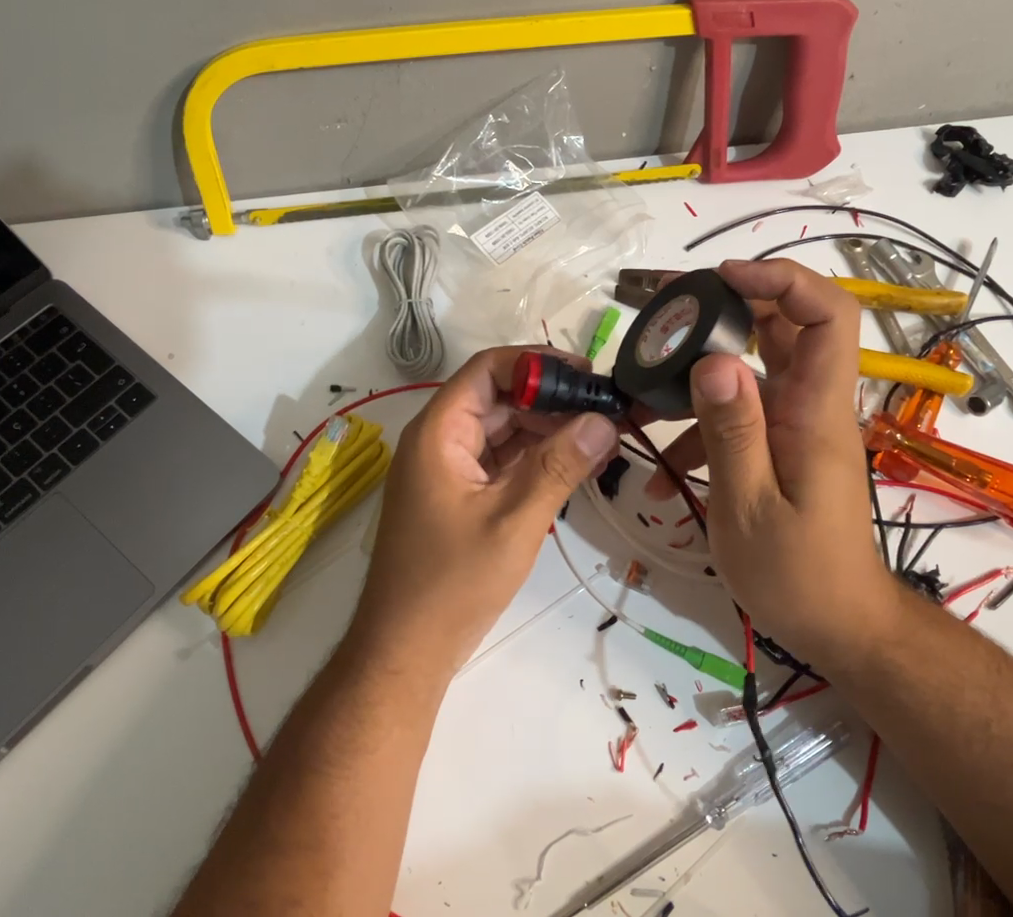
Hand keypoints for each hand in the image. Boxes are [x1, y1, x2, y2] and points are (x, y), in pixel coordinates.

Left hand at [357, 346, 618, 674]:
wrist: (406, 647)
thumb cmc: (453, 582)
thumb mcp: (514, 521)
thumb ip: (559, 466)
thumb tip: (602, 419)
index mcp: (438, 432)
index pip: (488, 369)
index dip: (537, 364)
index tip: (588, 375)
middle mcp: (439, 441)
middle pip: (498, 397)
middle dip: (551, 399)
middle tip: (606, 409)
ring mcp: (447, 470)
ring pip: (502, 429)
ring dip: (547, 430)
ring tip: (600, 436)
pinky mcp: (458, 496)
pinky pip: (499, 461)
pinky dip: (534, 458)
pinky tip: (574, 464)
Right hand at [645, 260, 898, 661]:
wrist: (838, 624)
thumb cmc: (797, 575)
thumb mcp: (749, 507)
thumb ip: (733, 432)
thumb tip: (716, 360)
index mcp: (816, 411)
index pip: (827, 316)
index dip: (782, 279)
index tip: (722, 278)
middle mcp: (811, 405)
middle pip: (786, 327)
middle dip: (728, 309)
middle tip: (668, 315)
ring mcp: (796, 425)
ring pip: (755, 367)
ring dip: (703, 366)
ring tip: (646, 383)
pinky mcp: (781, 446)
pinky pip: (741, 412)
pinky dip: (700, 423)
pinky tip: (659, 465)